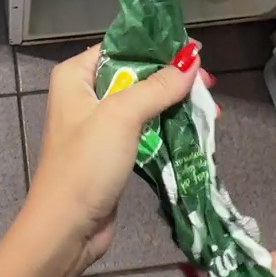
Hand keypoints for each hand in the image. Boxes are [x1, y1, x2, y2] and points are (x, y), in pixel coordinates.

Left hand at [24, 43, 197, 269]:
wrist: (66, 229)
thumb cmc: (86, 163)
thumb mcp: (122, 116)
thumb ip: (157, 87)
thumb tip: (192, 60)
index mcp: (76, 75)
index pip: (120, 48)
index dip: (156, 47)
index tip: (194, 52)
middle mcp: (84, 94)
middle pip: (134, 75)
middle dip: (170, 79)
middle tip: (209, 84)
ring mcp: (97, 125)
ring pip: (142, 104)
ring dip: (172, 105)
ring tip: (209, 108)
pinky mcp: (110, 152)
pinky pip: (142, 130)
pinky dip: (165, 129)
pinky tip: (193, 131)